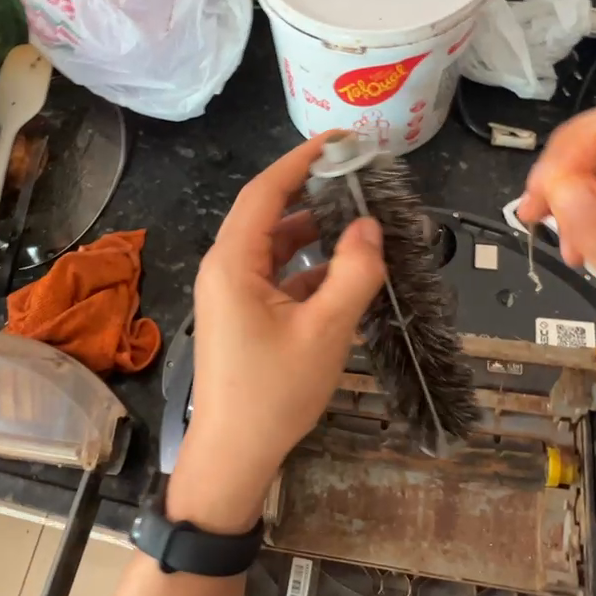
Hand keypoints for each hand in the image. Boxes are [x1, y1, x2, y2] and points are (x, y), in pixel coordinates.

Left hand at [172, 137, 386, 532]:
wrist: (234, 454)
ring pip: (273, 247)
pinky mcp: (241, 315)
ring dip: (312, 233)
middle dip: (310, 192)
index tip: (339, 140)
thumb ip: (352, 274)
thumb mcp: (325, 332)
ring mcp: (230, 293)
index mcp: (232, 263)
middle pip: (267, 214)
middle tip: (357, 176)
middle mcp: (224, 269)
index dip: (300, 161)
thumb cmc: (274, 393)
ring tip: (359, 219)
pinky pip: (274, 276)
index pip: (264, 192)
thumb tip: (370, 227)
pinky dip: (306, 267)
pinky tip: (343, 271)